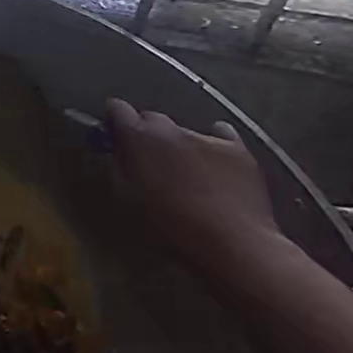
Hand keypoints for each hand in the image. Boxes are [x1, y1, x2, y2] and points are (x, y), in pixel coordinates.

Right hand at [105, 99, 280, 259]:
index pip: (117, 107)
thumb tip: (120, 152)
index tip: (118, 137)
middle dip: (148, 136)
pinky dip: (215, 145)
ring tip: (190, 176)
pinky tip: (217, 165)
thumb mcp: (127, 199)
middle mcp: (169, 128)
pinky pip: (222, 135)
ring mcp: (205, 136)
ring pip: (184, 131)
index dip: (115, 120)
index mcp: (138, 136)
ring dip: (180, 146)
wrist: (233, 245)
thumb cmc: (172, 227)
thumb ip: (119, 167)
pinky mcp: (237, 149)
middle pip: (151, 118)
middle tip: (153, 165)